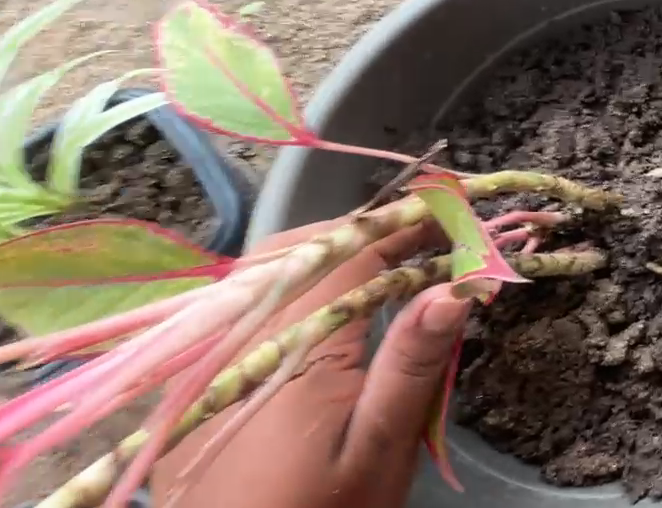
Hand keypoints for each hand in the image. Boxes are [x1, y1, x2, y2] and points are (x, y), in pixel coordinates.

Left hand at [153, 220, 469, 507]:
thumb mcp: (381, 448)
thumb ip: (414, 363)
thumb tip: (458, 284)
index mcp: (289, 354)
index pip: (350, 254)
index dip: (408, 223)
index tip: (462, 212)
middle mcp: (236, 346)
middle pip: (300, 249)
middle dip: (373, 227)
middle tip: (436, 233)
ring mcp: (207, 366)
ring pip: (268, 270)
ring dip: (338, 249)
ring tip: (399, 254)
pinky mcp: (199, 388)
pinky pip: (249, 303)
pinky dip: (305, 279)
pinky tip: (340, 295)